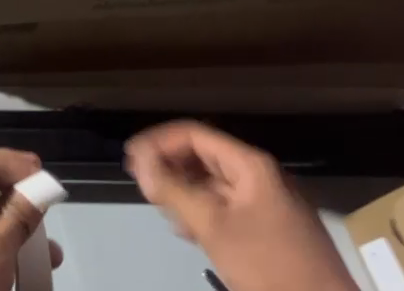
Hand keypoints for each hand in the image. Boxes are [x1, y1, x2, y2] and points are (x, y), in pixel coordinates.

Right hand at [125, 121, 356, 290]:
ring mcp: (268, 203)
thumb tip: (140, 162)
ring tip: (161, 208)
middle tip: (143, 185)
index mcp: (251, 166)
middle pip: (204, 156)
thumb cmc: (270, 269)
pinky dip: (202, 210)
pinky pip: (227, 206)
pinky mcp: (271, 229)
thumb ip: (172, 189)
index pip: (194, 135)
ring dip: (183, 190)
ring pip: (214, 183)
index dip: (158, 142)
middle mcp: (261, 176)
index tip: (131, 160)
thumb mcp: (213, 227)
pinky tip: (187, 229)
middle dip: (170, 167)